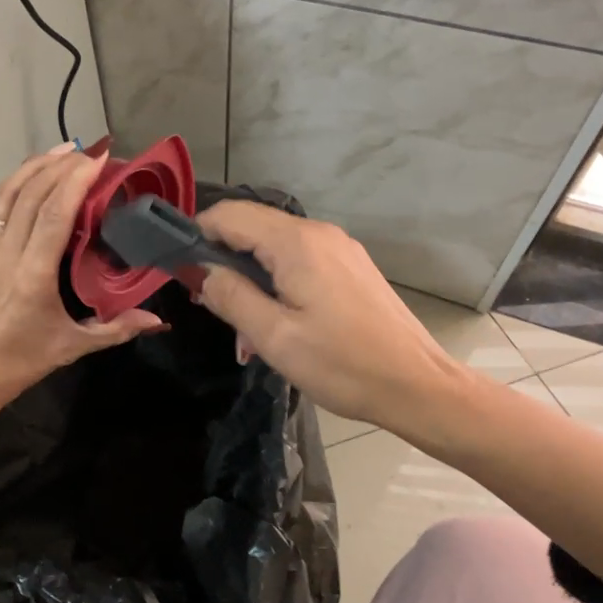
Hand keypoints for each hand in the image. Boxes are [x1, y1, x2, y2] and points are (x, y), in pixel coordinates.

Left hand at [0, 144, 164, 429]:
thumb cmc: (15, 365)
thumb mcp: (69, 349)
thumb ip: (115, 329)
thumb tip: (158, 319)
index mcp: (31, 275)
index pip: (54, 214)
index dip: (76, 180)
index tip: (102, 159)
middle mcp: (8, 253)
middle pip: (32, 194)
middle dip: (62, 166)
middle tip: (95, 152)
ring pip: (10, 193)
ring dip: (37, 165)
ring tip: (67, 150)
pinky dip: (18, 182)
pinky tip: (37, 176)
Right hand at [193, 201, 468, 430]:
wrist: (420, 387)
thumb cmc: (343, 365)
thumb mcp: (274, 337)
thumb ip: (229, 296)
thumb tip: (199, 270)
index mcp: (295, 243)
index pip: (227, 215)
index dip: (196, 236)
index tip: (182, 272)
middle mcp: (317, 233)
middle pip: (250, 226)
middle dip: (222, 259)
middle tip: (213, 306)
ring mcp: (338, 247)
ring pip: (273, 245)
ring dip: (249, 276)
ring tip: (246, 327)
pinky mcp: (349, 266)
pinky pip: (298, 259)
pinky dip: (276, 280)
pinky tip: (278, 321)